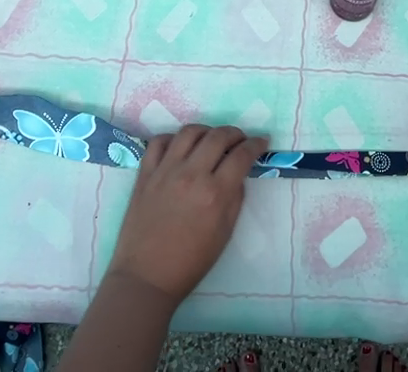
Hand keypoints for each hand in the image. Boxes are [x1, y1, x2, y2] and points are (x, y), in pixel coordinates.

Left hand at [108, 124, 267, 301]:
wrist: (147, 277)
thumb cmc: (191, 262)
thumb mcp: (225, 234)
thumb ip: (235, 198)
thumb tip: (238, 173)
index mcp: (215, 194)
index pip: (242, 155)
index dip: (256, 144)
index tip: (262, 141)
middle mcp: (191, 175)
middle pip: (218, 136)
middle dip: (235, 133)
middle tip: (240, 139)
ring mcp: (165, 171)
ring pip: (189, 132)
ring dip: (206, 131)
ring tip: (211, 139)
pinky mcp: (145, 174)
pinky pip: (159, 142)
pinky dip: (172, 138)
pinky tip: (180, 147)